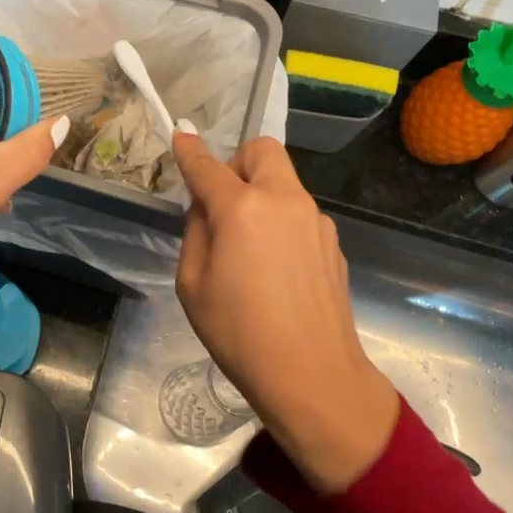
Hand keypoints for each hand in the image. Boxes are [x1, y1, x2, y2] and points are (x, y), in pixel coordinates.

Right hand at [173, 126, 399, 491]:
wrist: (312, 375)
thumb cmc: (239, 333)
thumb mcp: (193, 285)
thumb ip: (197, 233)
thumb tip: (207, 209)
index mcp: (242, 209)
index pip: (208, 166)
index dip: (189, 151)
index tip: (180, 137)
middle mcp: (284, 202)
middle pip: (262, 152)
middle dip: (237, 163)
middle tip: (222, 202)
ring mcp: (315, 221)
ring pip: (284, 184)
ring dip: (261, 196)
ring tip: (247, 248)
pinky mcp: (332, 244)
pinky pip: (299, 215)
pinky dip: (280, 223)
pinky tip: (274, 271)